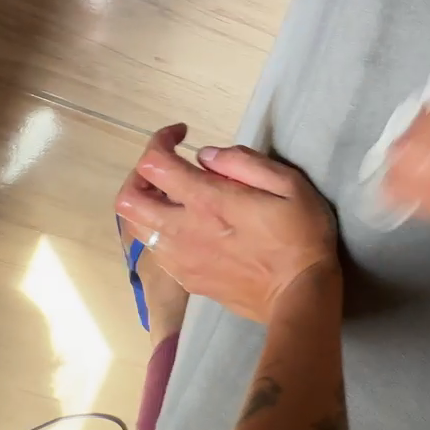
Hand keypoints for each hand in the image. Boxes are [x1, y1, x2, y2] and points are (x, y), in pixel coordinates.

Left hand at [114, 124, 339, 322]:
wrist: (300, 295)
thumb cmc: (301, 234)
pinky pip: (154, 248)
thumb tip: (206, 155)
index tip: (183, 134)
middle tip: (171, 164)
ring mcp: (180, 259)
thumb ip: (245, 163)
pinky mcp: (186, 279)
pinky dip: (160, 227)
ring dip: (146, 202)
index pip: (154, 165)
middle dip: (141, 173)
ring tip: (177, 194)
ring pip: (134, 226)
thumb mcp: (289, 184)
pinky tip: (189, 224)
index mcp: (207, 201)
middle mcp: (183, 230)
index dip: (159, 141)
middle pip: (128, 198)